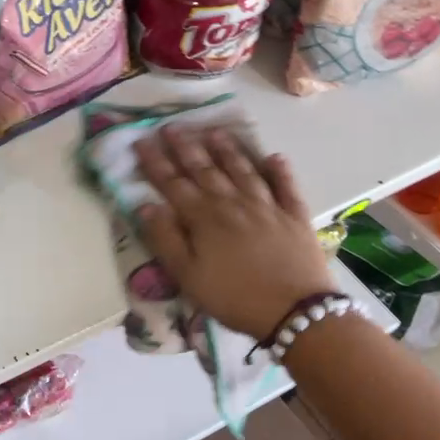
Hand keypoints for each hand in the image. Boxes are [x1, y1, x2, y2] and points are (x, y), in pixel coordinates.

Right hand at [133, 125, 333, 338]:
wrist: (298, 313)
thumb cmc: (235, 298)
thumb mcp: (188, 276)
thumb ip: (165, 239)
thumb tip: (145, 205)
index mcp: (203, 218)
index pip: (172, 183)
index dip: (155, 161)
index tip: (141, 140)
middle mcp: (232, 203)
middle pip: (205, 170)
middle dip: (186, 147)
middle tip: (172, 126)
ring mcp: (266, 207)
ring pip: (242, 171)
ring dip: (227, 150)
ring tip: (214, 132)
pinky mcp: (295, 217)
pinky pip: (286, 187)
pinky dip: (280, 171)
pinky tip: (274, 157)